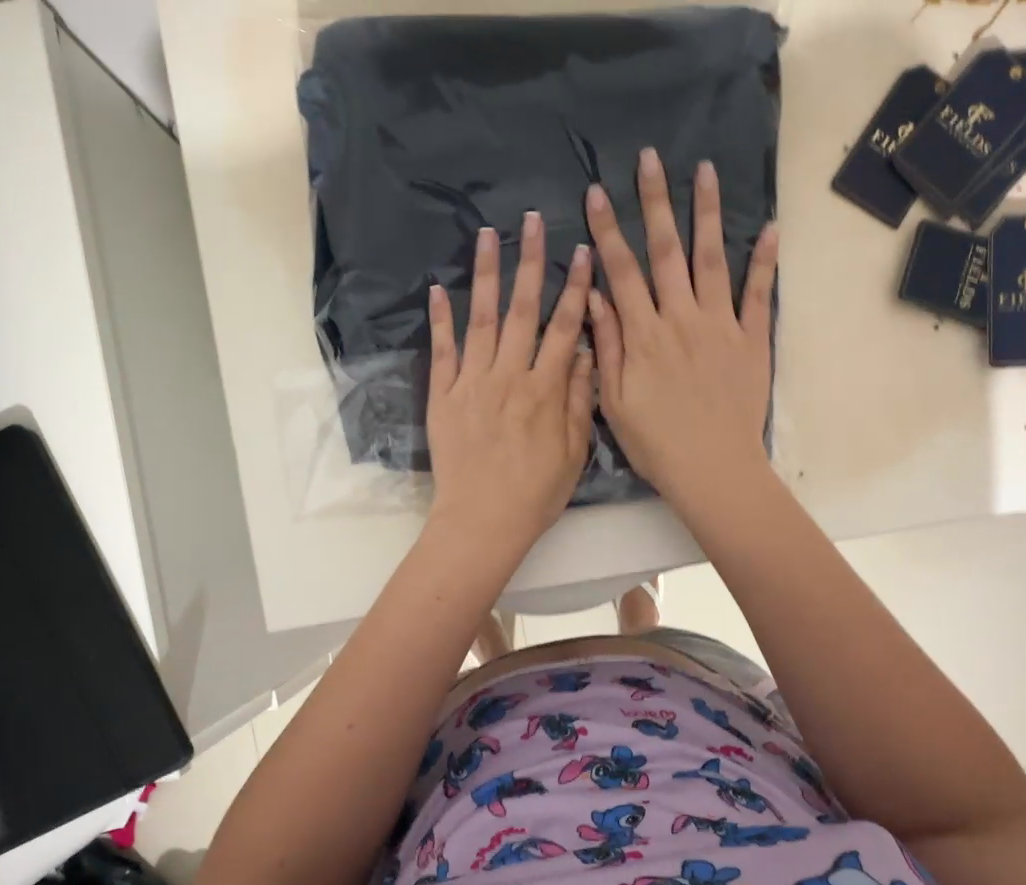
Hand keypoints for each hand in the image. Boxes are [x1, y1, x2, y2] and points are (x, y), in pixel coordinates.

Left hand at [425, 212, 594, 555]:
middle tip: (532, 222)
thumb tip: (585, 351)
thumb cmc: (535, 494)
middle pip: (523, 311)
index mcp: (546, 390)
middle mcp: (509, 377)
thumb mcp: (574, 453)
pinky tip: (440, 288)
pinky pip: (442, 352)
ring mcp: (472, 384)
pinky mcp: (443, 398)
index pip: (564, 328)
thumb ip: (579, 400)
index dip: (575, 288)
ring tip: (487, 236)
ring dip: (486, 276)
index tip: (582, 251)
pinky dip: (441, 320)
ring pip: (482, 321)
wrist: (482, 521)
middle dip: (530, 263)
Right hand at [584, 149, 778, 503]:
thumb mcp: (615, 403)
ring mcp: (721, 326)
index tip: (596, 192)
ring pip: (711, 260)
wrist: (713, 470)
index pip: (621, 272)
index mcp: (644, 335)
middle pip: (666, 251)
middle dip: (655, 201)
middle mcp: (682, 319)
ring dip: (707, 213)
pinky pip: (758, 294)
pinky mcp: (752, 340)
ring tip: (705, 170)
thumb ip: (605, 348)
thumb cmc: (657, 444)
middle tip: (650, 158)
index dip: (608, 231)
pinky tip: (769, 227)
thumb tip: (594, 298)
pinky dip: (764, 260)